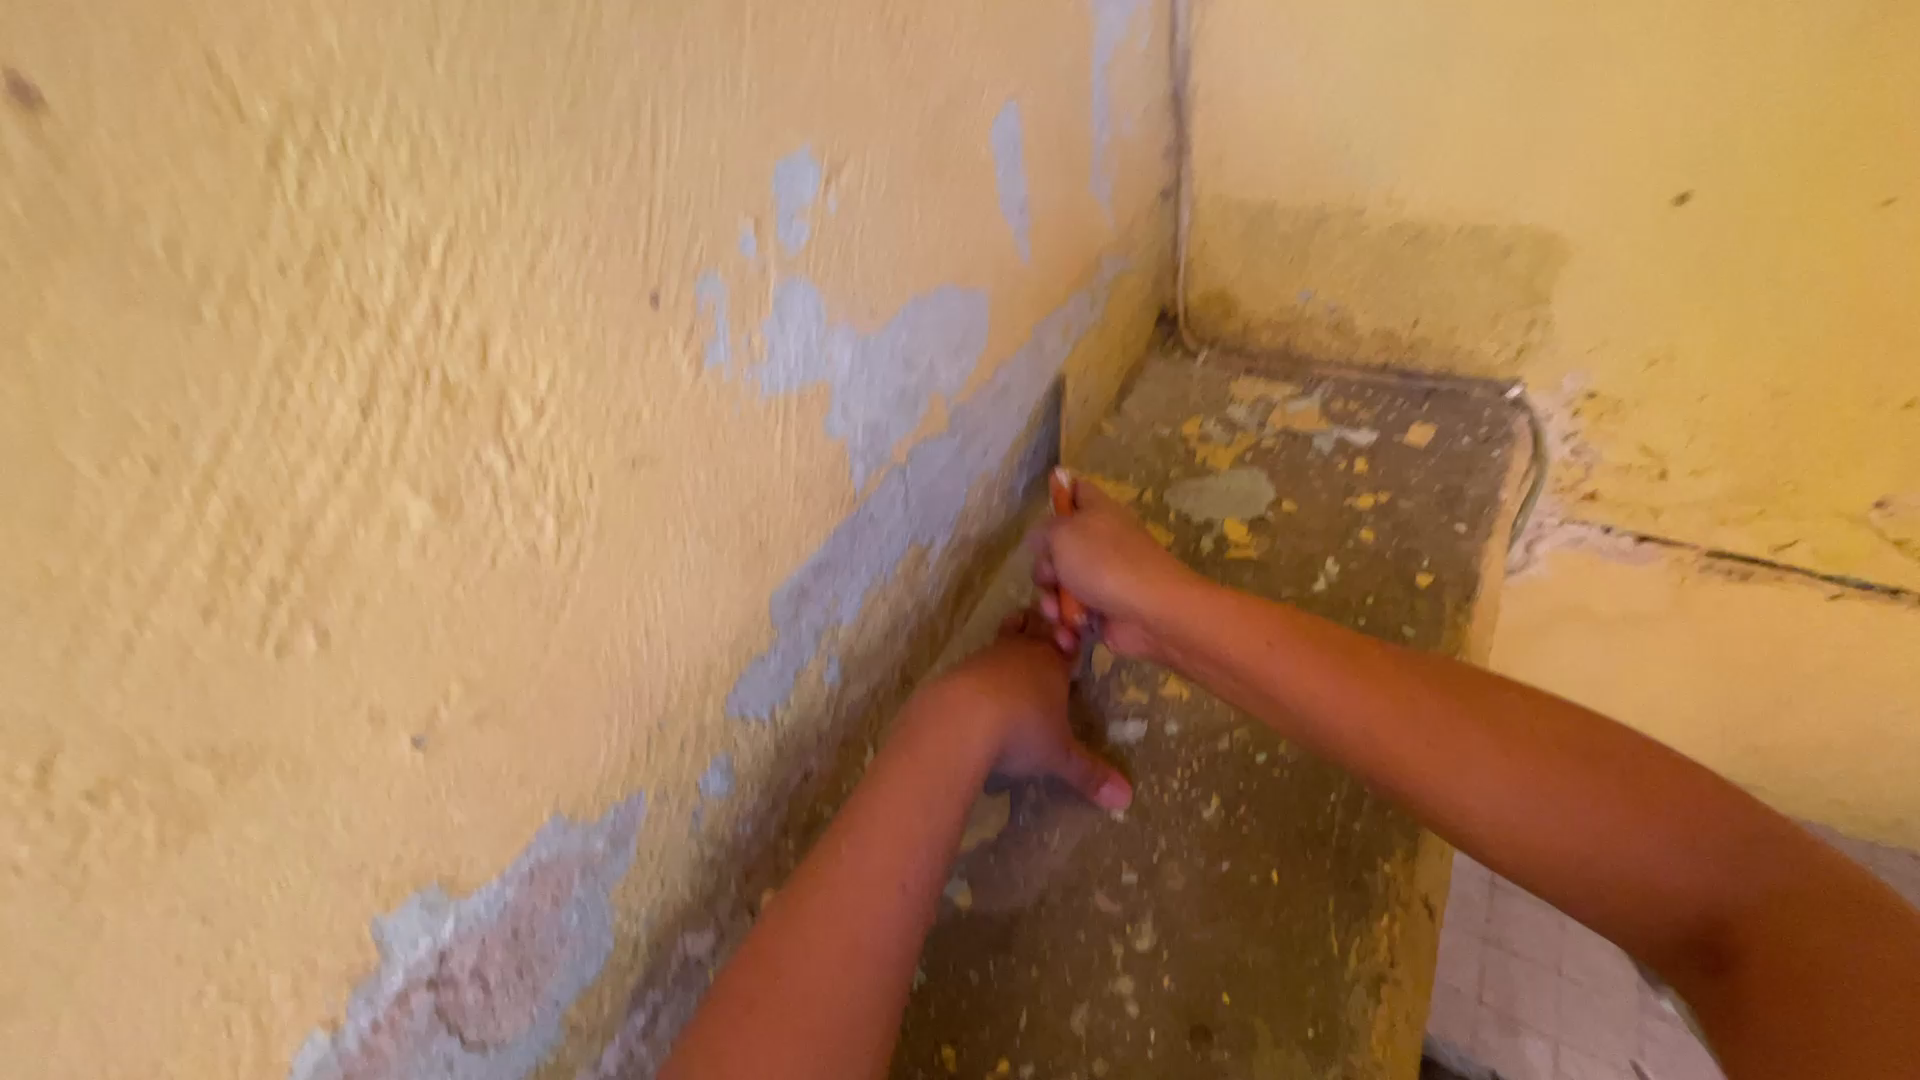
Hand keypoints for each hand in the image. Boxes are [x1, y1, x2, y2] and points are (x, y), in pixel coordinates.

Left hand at [920, 610, 1132, 809]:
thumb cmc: (1022, 732)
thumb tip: (1127, 798)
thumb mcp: (1059, 756)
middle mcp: (1022, 652)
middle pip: (1033, 628)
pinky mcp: (960, 668)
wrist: (960, 719)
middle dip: (1039, 627)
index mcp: (1053, 665)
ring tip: (1013, 646)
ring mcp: (988, 657)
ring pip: (1004, 637)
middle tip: (1040, 624)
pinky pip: (977, 660)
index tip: (1071, 640)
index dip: (1070, 643)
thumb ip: (1090, 773)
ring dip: (1009, 639)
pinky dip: (982, 668)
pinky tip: (980, 685)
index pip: (1067, 645)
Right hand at [1032, 479, 1201, 661]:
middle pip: (1056, 548)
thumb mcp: (1062, 534)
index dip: (1058, 495)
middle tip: (1050, 576)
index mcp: (1095, 512)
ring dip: (1051, 602)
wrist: (1150, 612)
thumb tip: (1040, 539)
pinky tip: (1068, 632)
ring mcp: (1101, 577)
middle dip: (1044, 568)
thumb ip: (1043, 531)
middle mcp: (1098, 542)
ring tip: (1058, 613)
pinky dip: (1067, 624)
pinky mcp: (1102, 609)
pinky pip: (1071, 614)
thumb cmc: (1105, 562)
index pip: (1075, 491)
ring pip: (1059, 585)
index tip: (1042, 511)